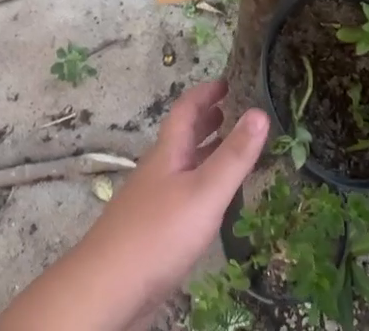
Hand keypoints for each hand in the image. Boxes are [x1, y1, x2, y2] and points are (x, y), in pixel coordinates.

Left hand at [81, 80, 270, 300]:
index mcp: (168, 153)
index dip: (205, 93)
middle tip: (234, 110)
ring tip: (231, 148)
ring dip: (205, 151)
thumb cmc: (159, 232)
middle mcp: (158, 169)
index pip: (186, 110)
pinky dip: (201, 183)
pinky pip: (182, 192)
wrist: (108, 288)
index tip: (228, 81)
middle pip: (182, 135)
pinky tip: (212, 201)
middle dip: (207, 119)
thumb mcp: (205, 191)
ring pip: (183, 165)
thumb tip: (260, 111)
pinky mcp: (153, 228)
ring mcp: (153, 200)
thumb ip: (234, 156)